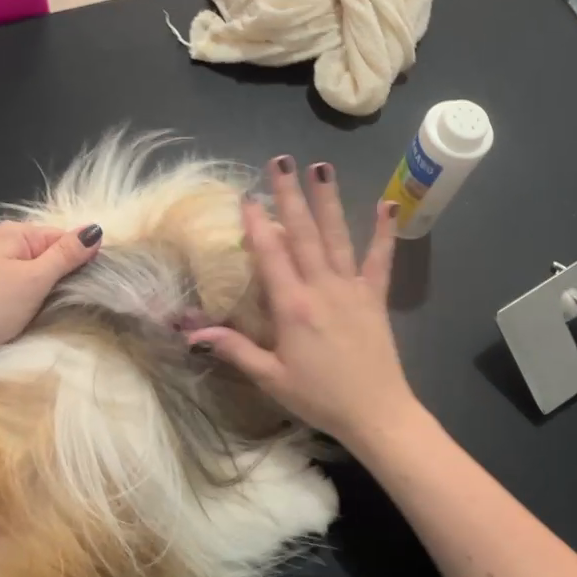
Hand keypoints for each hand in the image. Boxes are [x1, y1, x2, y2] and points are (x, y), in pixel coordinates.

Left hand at [0, 222, 102, 367]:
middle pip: (52, 255)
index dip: (82, 259)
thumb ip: (66, 254)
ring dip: (51, 293)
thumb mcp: (34, 279)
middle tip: (80, 301)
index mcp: (17, 232)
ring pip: (40, 276)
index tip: (97, 284)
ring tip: (61, 311)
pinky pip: (24, 290)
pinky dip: (34, 302)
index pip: (65, 237)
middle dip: (66, 277)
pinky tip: (37, 316)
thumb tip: (96, 229)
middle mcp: (6, 244)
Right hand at [186, 157, 419, 447]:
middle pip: (302, 233)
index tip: (246, 196)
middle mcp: (321, 287)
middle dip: (289, 195)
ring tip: (320, 167)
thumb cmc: (319, 397)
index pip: (270, 254)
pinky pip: (380, 258)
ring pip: (337, 235)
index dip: (257, 223)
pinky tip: (387, 203)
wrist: (377, 414)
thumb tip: (189, 331)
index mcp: (292, 306)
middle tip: (280, 162)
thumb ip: (233, 349)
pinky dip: (384, 231)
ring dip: (327, 200)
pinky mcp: (375, 296)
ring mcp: (351, 287)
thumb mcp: (270, 377)